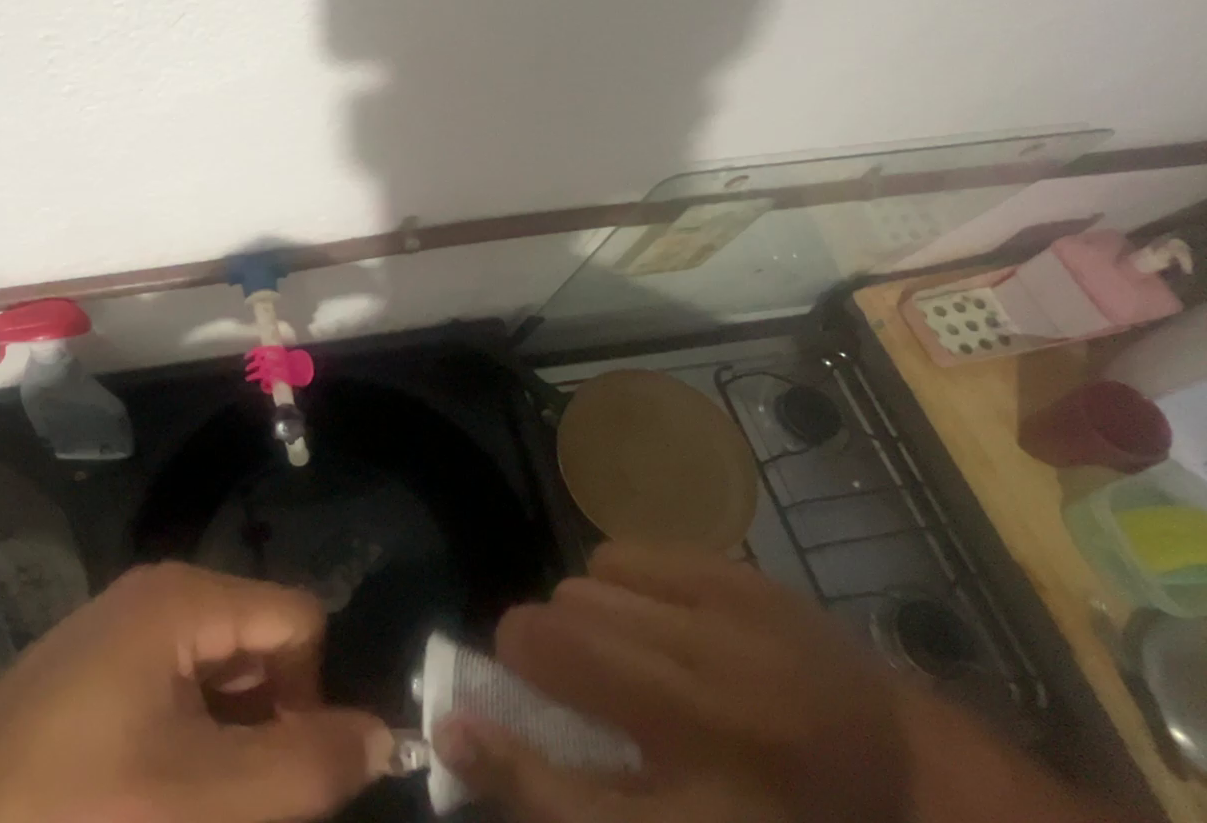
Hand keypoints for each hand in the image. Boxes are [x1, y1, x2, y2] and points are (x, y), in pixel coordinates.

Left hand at [0, 563, 392, 822]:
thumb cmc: (79, 807)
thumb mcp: (207, 797)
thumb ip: (309, 765)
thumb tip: (385, 735)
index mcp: (182, 599)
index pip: (299, 621)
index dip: (312, 696)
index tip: (285, 773)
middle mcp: (153, 595)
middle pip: (259, 641)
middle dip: (272, 719)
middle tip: (240, 797)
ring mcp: (116, 629)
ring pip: (218, 670)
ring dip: (232, 735)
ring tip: (200, 798)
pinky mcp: (91, 668)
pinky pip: (173, 687)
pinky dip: (190, 735)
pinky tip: (160, 788)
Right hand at [436, 543, 907, 822]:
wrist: (898, 781)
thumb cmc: (759, 818)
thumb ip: (535, 785)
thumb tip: (448, 725)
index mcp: (688, 728)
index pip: (541, 643)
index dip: (518, 666)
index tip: (545, 699)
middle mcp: (710, 655)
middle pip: (562, 609)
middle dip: (560, 649)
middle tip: (596, 690)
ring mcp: (733, 603)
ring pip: (592, 577)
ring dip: (593, 617)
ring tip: (635, 660)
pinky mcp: (741, 572)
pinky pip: (630, 552)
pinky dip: (626, 587)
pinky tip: (664, 627)